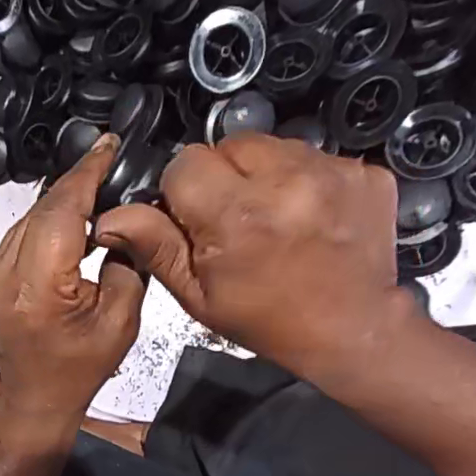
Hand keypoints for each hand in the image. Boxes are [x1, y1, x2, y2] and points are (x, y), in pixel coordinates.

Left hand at [0, 133, 144, 428]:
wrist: (38, 399)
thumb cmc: (80, 369)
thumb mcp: (120, 321)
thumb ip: (124, 263)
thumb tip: (123, 220)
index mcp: (36, 290)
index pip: (59, 212)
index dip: (85, 175)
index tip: (107, 147)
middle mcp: (1, 278)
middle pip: (41, 210)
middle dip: (77, 185)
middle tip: (109, 163)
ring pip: (28, 219)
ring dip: (62, 203)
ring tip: (96, 190)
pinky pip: (19, 236)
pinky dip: (47, 223)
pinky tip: (71, 221)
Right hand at [94, 132, 416, 374]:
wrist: (350, 331)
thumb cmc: (269, 322)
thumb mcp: (200, 297)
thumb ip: (156, 248)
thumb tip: (113, 219)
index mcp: (236, 216)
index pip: (185, 163)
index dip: (183, 192)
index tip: (198, 220)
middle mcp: (284, 182)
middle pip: (229, 144)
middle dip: (224, 178)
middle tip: (238, 222)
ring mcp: (329, 173)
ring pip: (272, 144)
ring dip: (264, 175)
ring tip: (275, 220)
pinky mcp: (362, 172)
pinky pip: (314, 156)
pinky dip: (304, 180)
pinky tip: (308, 217)